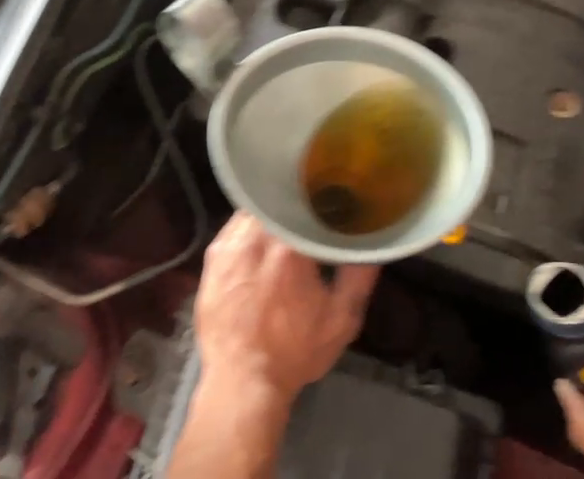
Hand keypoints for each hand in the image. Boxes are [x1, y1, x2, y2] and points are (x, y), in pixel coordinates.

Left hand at [192, 211, 379, 399]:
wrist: (243, 379)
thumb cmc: (295, 351)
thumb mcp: (341, 319)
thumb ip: (358, 277)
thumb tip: (371, 246)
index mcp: (289, 247)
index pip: (305, 205)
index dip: (317, 204)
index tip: (328, 208)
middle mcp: (255, 237)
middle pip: (276, 204)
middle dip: (291, 207)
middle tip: (306, 216)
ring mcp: (229, 246)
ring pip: (253, 213)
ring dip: (269, 217)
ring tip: (283, 228)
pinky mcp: (212, 258)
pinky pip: (233, 229)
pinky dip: (248, 231)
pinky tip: (258, 245)